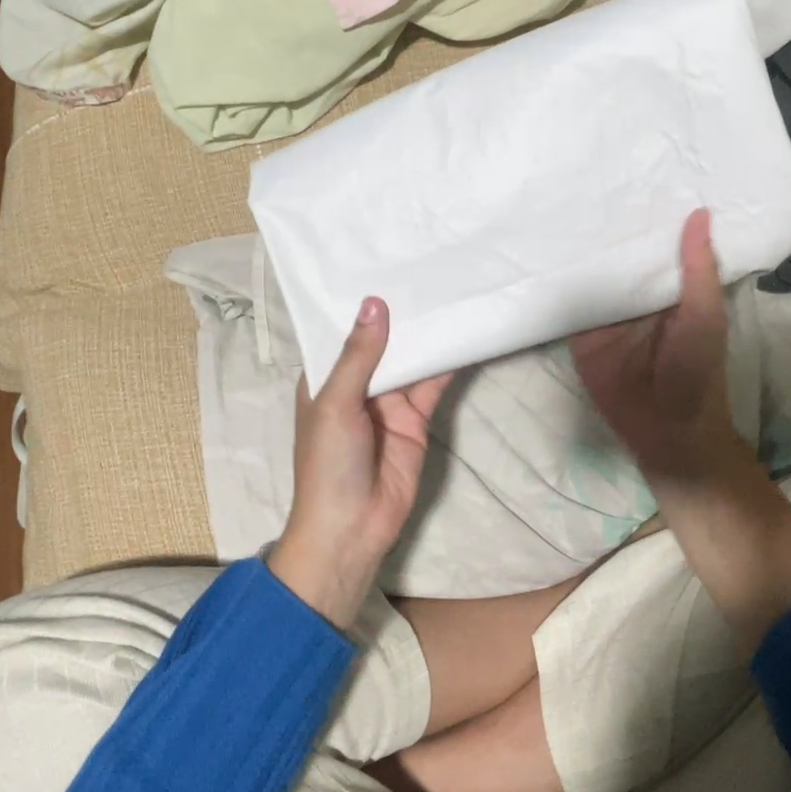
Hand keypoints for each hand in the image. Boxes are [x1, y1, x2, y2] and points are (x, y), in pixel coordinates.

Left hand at [269, 297, 452, 629]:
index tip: (381, 263)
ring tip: (450, 288)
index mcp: (325, 378)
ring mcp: (389, 401)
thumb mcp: (336, 404)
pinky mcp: (417, 418)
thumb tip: (375, 303)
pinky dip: (448, 362)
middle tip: (427, 266)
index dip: (360, 304)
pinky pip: (433, 383)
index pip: (343, 332)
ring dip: (427, 333)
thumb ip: (359, 356)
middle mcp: (357, 385)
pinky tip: (465, 331)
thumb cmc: (328, 464)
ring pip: (411, 358)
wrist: (352, 528)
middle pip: (382, 342)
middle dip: (401, 313)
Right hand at [573, 209, 790, 637]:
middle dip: (599, 222)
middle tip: (572, 174)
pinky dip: (551, 283)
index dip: (642, 208)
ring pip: (586, 272)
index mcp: (667, 283)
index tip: (625, 167)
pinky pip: (564, 302)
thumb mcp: (703, 317)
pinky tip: (532, 252)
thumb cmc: (695, 372)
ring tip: (546, 202)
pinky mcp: (578, 331)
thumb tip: (698, 212)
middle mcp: (633, 291)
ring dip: (573, 248)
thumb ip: (697, 270)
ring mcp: (603, 311)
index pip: (651, 238)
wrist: (663, 432)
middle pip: (613, 251)